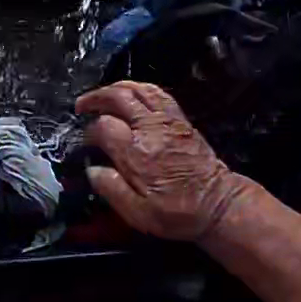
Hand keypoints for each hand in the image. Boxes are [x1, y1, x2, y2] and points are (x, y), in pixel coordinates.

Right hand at [76, 82, 254, 241]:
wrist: (218, 205)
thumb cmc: (177, 213)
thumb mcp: (137, 213)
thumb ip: (111, 189)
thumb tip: (92, 170)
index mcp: (137, 154)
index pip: (103, 127)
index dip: (89, 132)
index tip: (86, 143)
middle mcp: (152, 130)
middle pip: (119, 97)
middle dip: (96, 98)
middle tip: (82, 106)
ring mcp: (169, 121)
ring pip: (139, 89)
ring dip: (116, 88)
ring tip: (102, 96)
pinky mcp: (181, 120)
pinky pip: (158, 93)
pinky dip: (140, 89)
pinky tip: (132, 95)